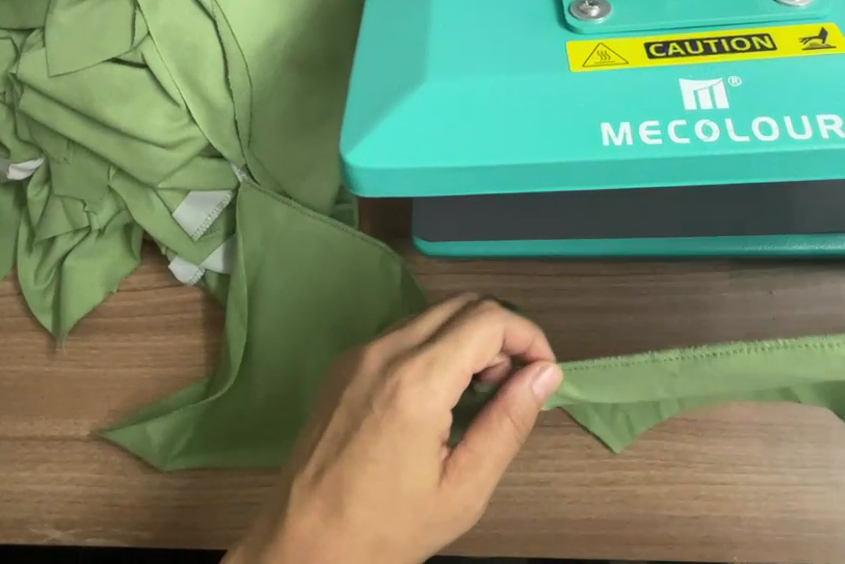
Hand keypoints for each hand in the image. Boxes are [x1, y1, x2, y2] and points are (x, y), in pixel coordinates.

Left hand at [225, 294, 562, 563]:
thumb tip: (545, 374)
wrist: (299, 545)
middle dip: (502, 333)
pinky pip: (405, 331)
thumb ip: (508, 423)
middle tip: (512, 386)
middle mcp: (386, 350)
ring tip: (478, 395)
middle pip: (464, 304)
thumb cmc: (385, 530)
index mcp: (417, 381)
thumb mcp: (463, 490)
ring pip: (434, 314)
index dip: (528, 335)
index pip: (489, 319)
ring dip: (469, 337)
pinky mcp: (345, 361)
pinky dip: (436, 345)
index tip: (542, 372)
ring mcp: (360, 351)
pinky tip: (439, 395)